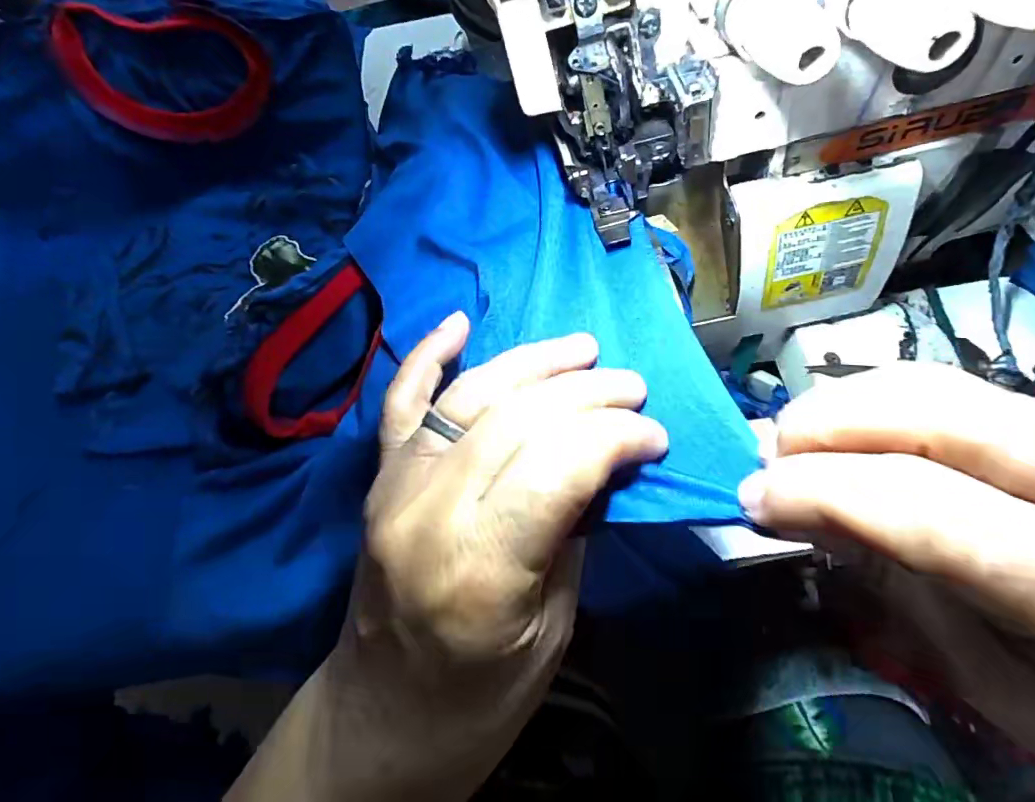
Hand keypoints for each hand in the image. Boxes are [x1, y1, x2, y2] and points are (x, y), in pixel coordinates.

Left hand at [227, 314, 666, 801]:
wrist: (383, 711)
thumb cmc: (480, 693)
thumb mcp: (552, 628)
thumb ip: (573, 530)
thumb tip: (605, 457)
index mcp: (478, 564)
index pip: (555, 464)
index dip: (614, 437)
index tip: (655, 435)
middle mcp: (428, 509)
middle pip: (515, 419)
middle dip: (585, 394)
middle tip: (633, 387)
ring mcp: (394, 482)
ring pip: (467, 395)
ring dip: (530, 364)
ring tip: (582, 349)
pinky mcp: (378, 473)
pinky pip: (401, 399)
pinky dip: (429, 355)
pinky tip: (459, 323)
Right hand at [741, 363, 1034, 798]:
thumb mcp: (979, 675)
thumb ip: (881, 573)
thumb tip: (777, 502)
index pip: (930, 508)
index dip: (822, 490)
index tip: (751, 494)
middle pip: (933, 419)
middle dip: (827, 425)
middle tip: (765, 456)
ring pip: (935, 386)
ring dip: (843, 404)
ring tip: (793, 442)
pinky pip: (950, 389)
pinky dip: (877, 401)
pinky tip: (843, 430)